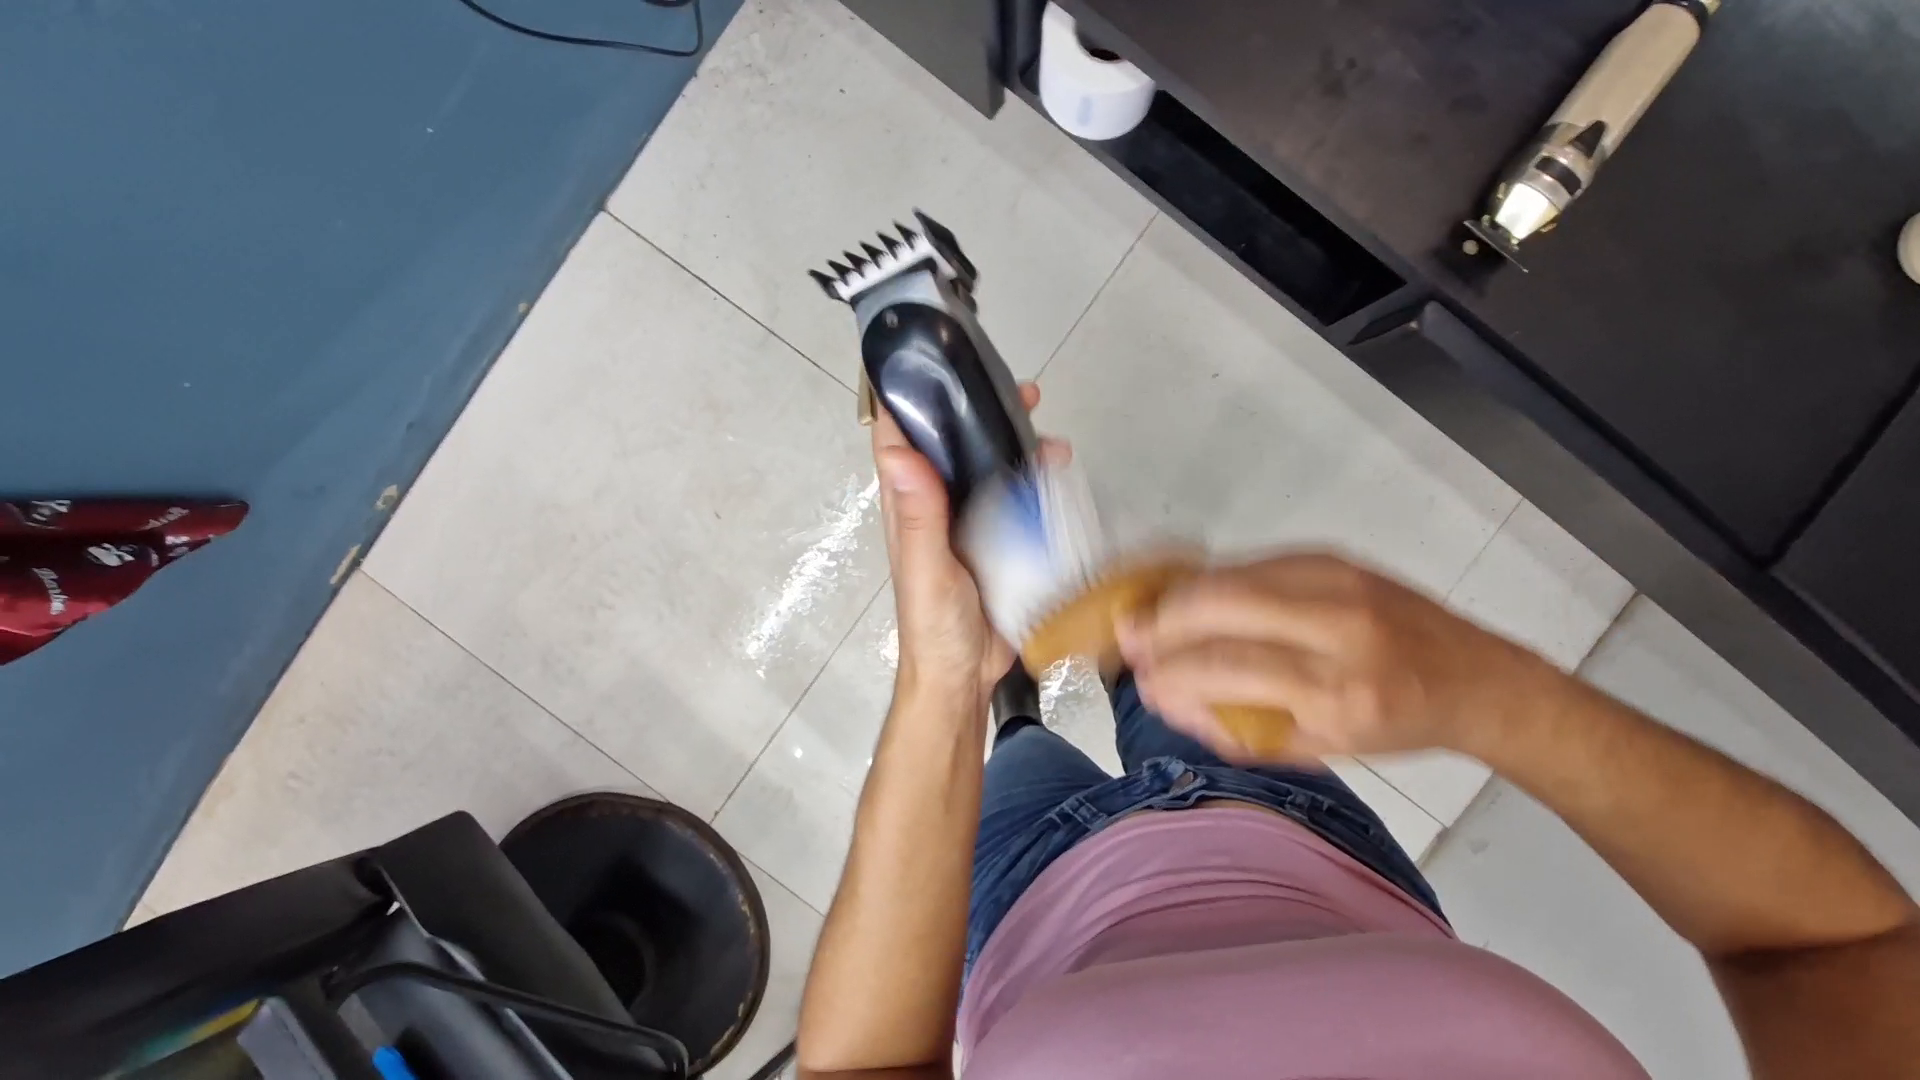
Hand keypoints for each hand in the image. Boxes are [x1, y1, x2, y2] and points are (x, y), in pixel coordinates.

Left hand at [872, 383, 1048, 703]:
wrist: (965, 674)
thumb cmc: (935, 624)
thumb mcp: (926, 568)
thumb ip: (918, 514)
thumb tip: (898, 451)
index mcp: (910, 505)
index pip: (900, 439)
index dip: (912, 397)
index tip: (936, 360)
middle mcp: (938, 504)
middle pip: (954, 443)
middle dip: (979, 410)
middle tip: (1017, 389)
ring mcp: (971, 521)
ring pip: (990, 466)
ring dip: (1014, 442)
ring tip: (1047, 428)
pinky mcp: (1001, 539)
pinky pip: (1017, 498)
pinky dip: (1037, 479)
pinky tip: (1060, 470)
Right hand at [1118, 553, 1561, 760]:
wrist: (1479, 678)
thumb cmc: (1395, 727)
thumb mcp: (1321, 748)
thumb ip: (1239, 727)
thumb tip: (1165, 698)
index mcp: (1338, 691)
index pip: (1226, 669)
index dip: (1170, 672)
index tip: (1140, 680)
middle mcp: (1336, 625)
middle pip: (1220, 604)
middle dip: (1161, 620)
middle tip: (1128, 637)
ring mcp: (1335, 580)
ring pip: (1229, 575)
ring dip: (1179, 597)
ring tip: (1151, 618)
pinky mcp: (1331, 555)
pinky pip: (1250, 564)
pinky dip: (1213, 582)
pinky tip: (1196, 601)